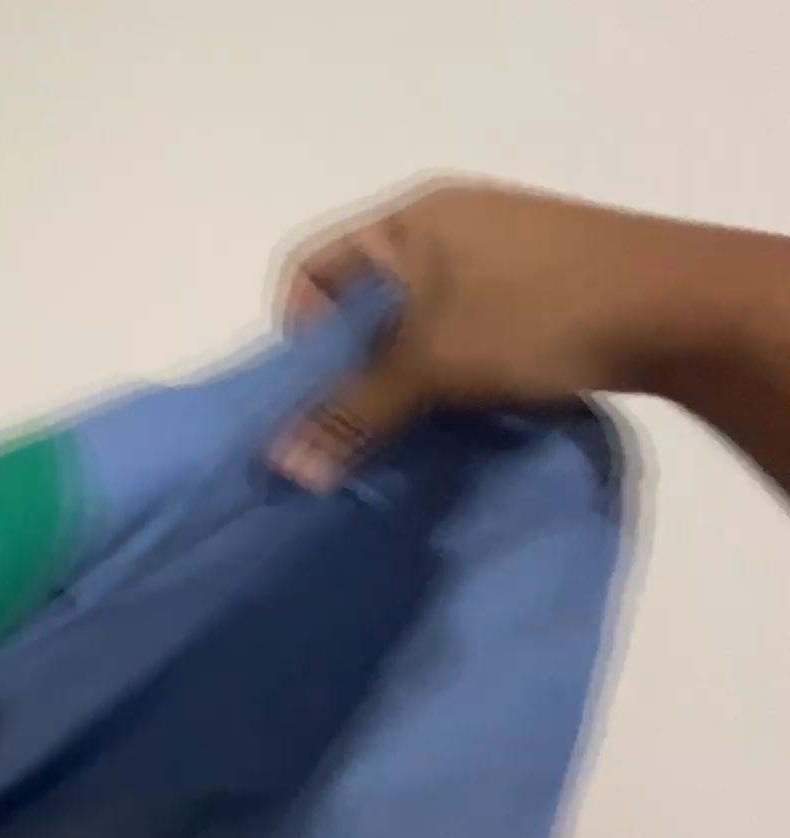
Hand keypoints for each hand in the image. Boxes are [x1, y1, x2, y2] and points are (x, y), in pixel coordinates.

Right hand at [270, 177, 697, 490]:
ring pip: (399, 312)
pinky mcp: (525, 274)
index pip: (305, 269)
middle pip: (350, 295)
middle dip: (341, 356)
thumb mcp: (427, 369)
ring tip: (402, 403)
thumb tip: (285, 469)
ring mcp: (488, 245)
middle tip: (352, 402)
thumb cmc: (542, 315)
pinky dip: (431, 357)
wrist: (704, 312)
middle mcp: (441, 220)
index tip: (313, 378)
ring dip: (388, 363)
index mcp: (406, 217)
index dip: (294, 327)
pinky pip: (444, 317)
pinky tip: (448, 390)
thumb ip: (347, 416)